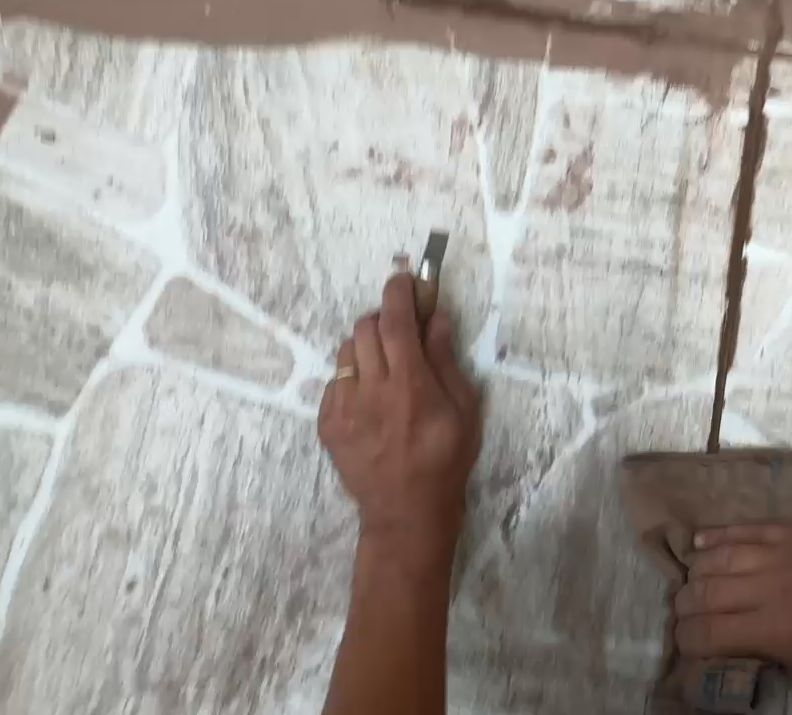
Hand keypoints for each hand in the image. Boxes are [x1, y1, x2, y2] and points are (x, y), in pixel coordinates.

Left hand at [318, 273, 479, 555]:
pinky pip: (334, 380)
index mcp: (409, 383)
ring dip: (365, 344)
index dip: (398, 293)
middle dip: (383, 316)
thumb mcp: (464, 408)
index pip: (396, 322)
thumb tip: (437, 318)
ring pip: (345, 350)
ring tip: (385, 361)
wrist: (406, 510)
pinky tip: (370, 393)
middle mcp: (371, 389)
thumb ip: (446, 359)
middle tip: (401, 326)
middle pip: (364, 328)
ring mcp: (343, 407)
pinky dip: (352, 374)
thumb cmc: (446, 457)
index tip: (405, 280)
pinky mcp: (327, 424)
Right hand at [673, 525, 791, 685]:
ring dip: (698, 569)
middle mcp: (768, 588)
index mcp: (771, 630)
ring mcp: (780, 554)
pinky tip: (702, 540)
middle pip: (709, 591)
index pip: (712, 632)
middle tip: (678, 609)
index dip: (688, 637)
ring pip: (722, 556)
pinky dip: (721, 533)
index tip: (680, 640)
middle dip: (685, 603)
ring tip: (687, 578)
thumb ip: (768, 657)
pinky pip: (748, 528)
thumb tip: (738, 648)